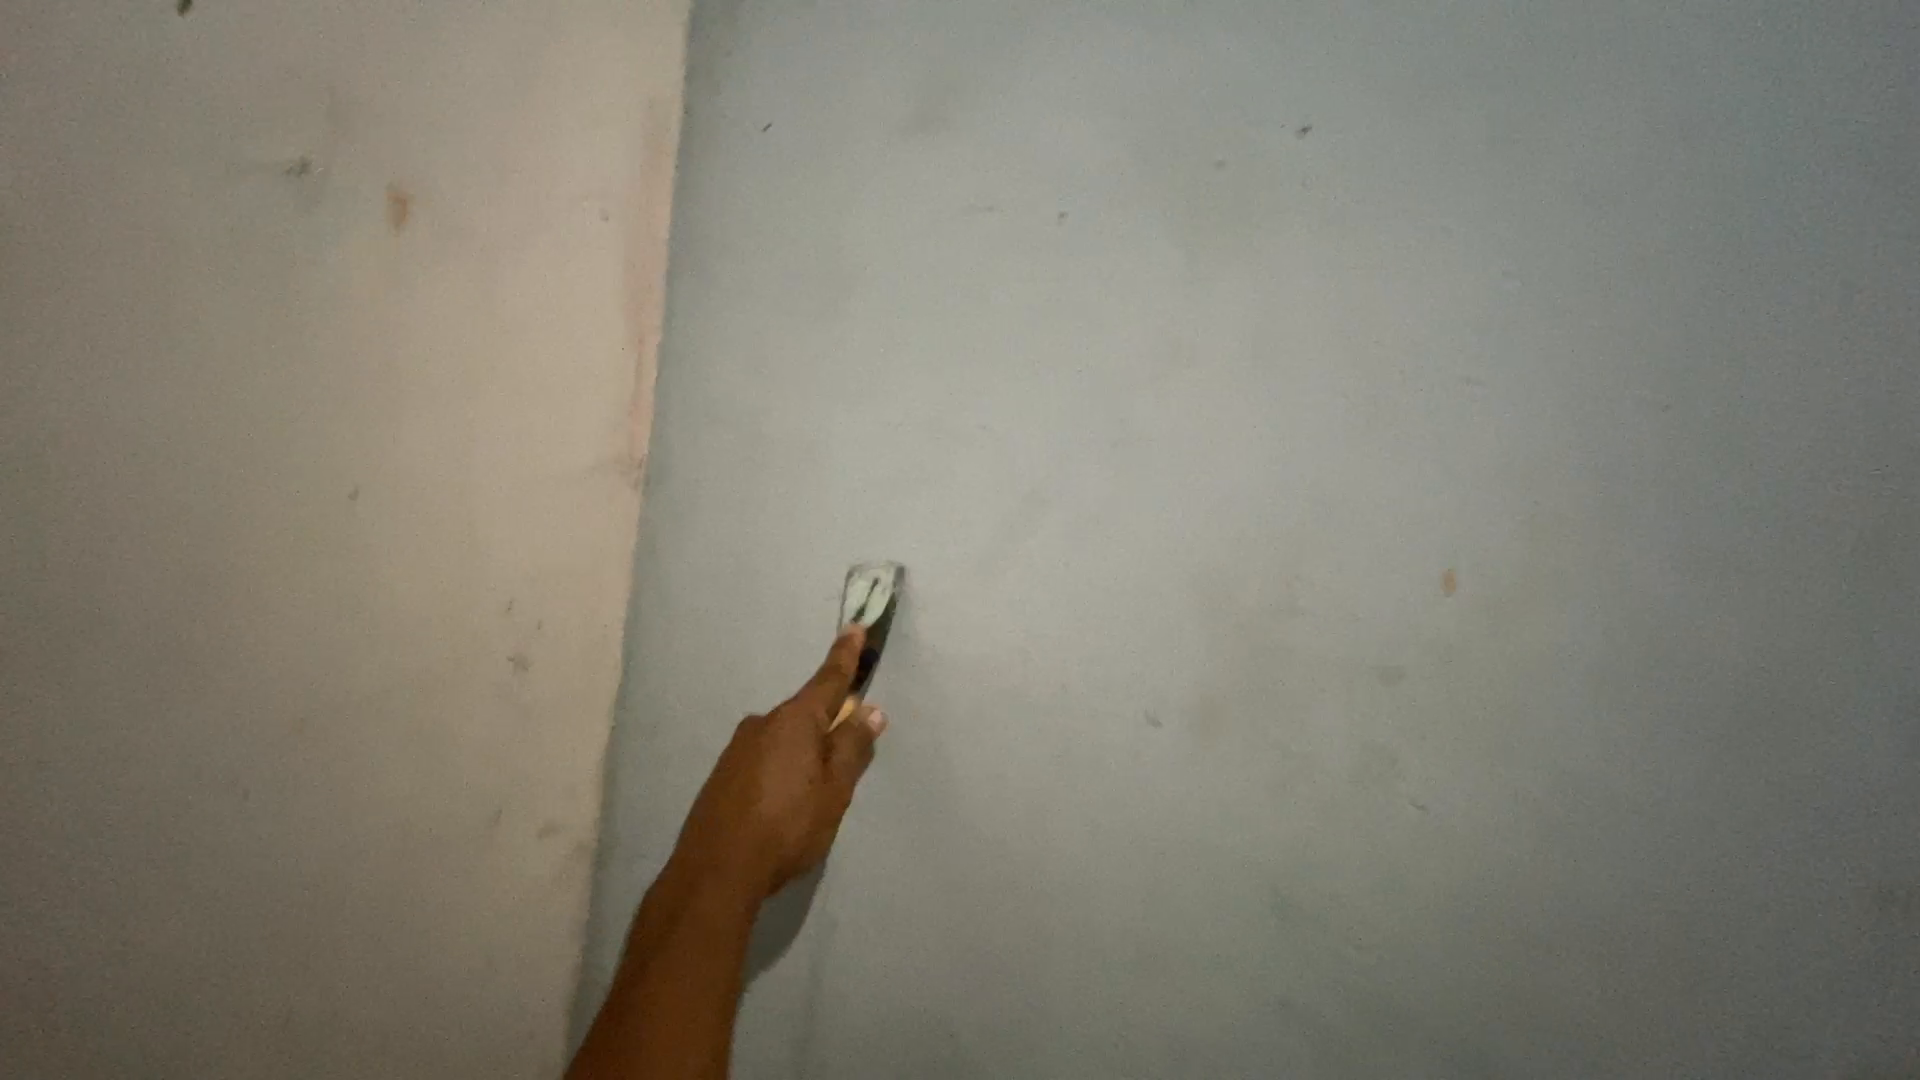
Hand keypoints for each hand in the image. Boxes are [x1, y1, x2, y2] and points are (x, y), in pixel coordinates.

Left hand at [671, 627, 888, 896]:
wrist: (715, 871)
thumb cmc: (788, 825)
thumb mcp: (834, 789)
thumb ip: (852, 746)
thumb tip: (870, 709)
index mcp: (795, 720)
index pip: (829, 680)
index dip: (845, 655)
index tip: (855, 627)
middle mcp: (763, 723)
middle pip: (807, 714)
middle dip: (828, 724)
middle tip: (845, 756)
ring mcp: (738, 748)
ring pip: (784, 738)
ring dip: (803, 752)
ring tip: (812, 793)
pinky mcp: (723, 774)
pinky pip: (764, 758)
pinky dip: (781, 769)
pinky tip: (782, 803)